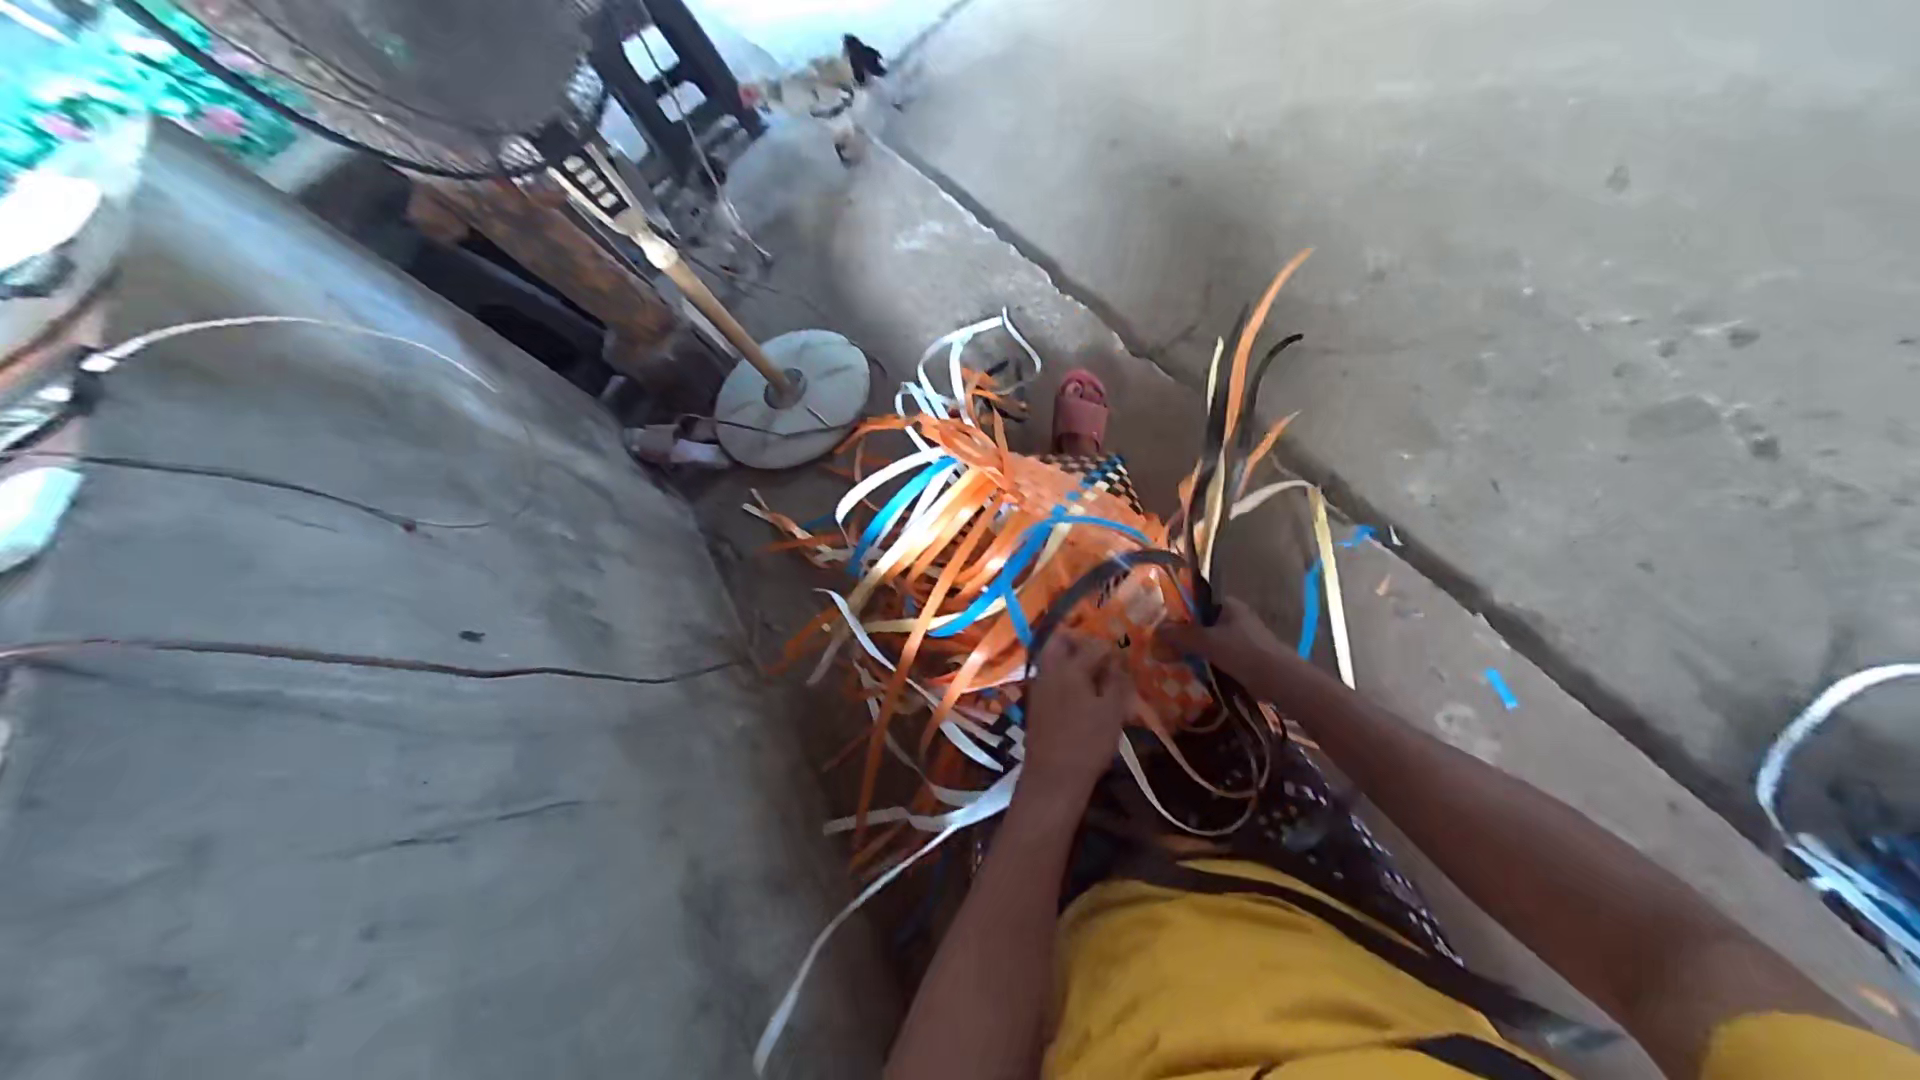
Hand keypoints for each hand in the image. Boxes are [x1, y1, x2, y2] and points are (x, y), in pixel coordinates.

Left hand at [1019, 633, 1133, 804]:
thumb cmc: (1087, 743)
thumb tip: (1119, 660)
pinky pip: (1049, 676)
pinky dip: (1064, 675)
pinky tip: (1081, 692)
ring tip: (1094, 674)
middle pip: (1059, 641)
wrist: (1052, 777)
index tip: (1123, 657)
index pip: (1092, 645)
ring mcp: (1038, 686)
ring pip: (1051, 658)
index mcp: (1069, 668)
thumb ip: (1117, 681)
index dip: (1111, 648)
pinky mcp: (1035, 703)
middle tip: (1101, 653)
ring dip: (1070, 657)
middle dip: (1079, 640)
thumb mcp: (1113, 712)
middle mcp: (1048, 670)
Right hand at [1155, 596, 1287, 682]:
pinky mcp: (1246, 657)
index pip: (1198, 603)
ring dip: (1196, 651)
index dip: (1180, 613)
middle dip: (1186, 635)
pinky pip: (1220, 656)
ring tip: (1175, 660)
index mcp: (1229, 605)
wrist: (1278, 679)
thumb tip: (1156, 629)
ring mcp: (1243, 638)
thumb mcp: (1207, 641)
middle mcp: (1236, 617)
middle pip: (1203, 624)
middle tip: (1165, 646)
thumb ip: (1181, 635)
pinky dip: (1208, 662)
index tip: (1164, 626)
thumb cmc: (1243, 652)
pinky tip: (1194, 672)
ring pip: (1211, 641)